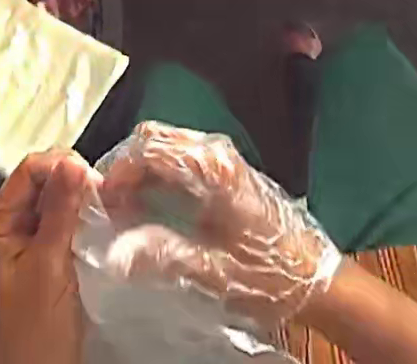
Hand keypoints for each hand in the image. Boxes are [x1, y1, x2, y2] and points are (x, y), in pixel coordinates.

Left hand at [0, 149, 95, 363]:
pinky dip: (84, 210)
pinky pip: (67, 215)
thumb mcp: (49, 264)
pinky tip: (103, 213)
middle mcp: (12, 221)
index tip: (92, 178)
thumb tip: (72, 161)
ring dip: (81, 192)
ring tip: (107, 199)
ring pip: (58, 194)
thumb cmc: (38, 325)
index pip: (29, 170)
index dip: (59, 165)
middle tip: (103, 191)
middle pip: (44, 178)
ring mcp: (31, 235)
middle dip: (72, 176)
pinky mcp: (51, 249)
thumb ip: (60, 210)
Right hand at [97, 121, 340, 322]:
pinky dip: (155, 171)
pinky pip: (178, 155)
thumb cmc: (267, 275)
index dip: (118, 170)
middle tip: (107, 202)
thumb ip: (161, 254)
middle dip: (125, 165)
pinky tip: (146, 202)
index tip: (101, 200)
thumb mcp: (212, 273)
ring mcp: (220, 155)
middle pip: (154, 137)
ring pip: (165, 143)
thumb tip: (112, 252)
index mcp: (211, 169)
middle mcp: (214, 150)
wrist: (315, 278)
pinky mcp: (223, 167)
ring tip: (121, 206)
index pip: (150, 148)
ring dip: (139, 168)